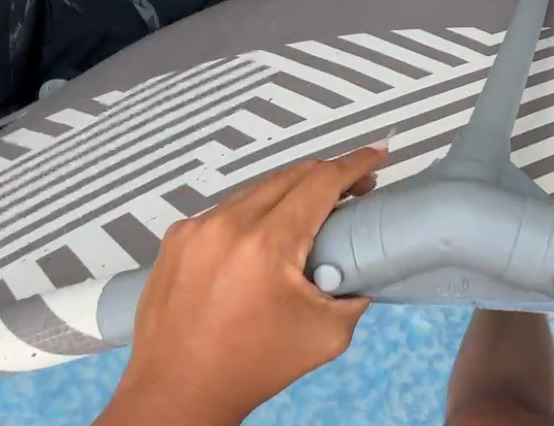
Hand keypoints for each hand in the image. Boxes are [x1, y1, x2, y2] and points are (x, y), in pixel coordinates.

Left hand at [95, 142, 388, 425]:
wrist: (175, 399)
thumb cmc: (254, 368)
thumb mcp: (328, 334)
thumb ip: (355, 290)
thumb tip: (363, 259)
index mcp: (267, 245)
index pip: (323, 182)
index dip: (356, 164)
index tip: (379, 154)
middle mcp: (229, 224)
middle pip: (294, 175)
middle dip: (330, 175)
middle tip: (356, 190)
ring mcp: (197, 227)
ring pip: (261, 187)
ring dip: (294, 190)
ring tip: (313, 210)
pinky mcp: (177, 237)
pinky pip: (230, 207)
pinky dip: (257, 210)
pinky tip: (267, 232)